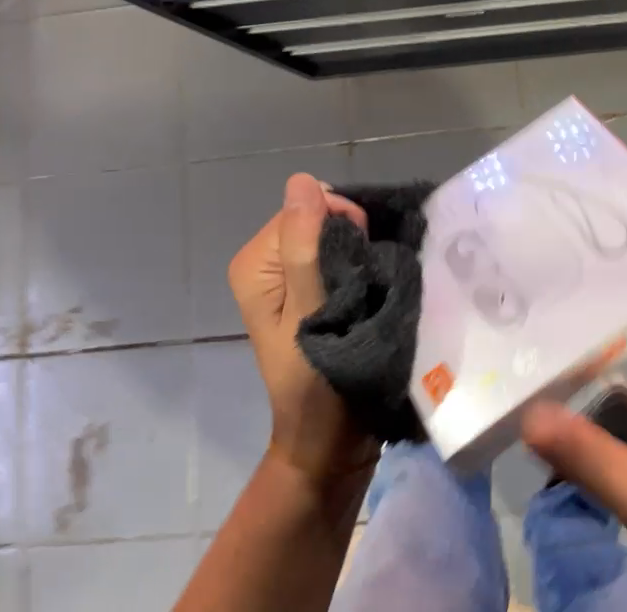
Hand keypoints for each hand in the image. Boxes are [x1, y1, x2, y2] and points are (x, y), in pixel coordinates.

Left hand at [228, 173, 378, 486]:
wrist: (331, 443)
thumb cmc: (318, 384)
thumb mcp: (310, 314)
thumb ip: (304, 248)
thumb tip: (302, 182)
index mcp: (255, 264)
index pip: (306, 207)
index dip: (342, 224)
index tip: (363, 261)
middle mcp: (267, 265)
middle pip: (320, 220)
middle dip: (351, 240)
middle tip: (367, 283)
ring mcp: (290, 280)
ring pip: (334, 238)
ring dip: (360, 256)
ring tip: (371, 291)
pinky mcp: (312, 293)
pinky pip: (340, 258)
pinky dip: (360, 268)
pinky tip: (371, 294)